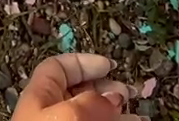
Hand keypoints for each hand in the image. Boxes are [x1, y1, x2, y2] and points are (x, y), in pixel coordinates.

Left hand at [12, 53, 138, 120]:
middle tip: (128, 95)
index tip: (111, 66)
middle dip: (105, 91)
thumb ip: (91, 102)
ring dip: (115, 116)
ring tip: (138, 119)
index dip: (84, 63)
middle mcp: (49, 114)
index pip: (59, 68)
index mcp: (40, 96)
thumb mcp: (67, 116)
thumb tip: (113, 97)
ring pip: (90, 118)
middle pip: (78, 94)